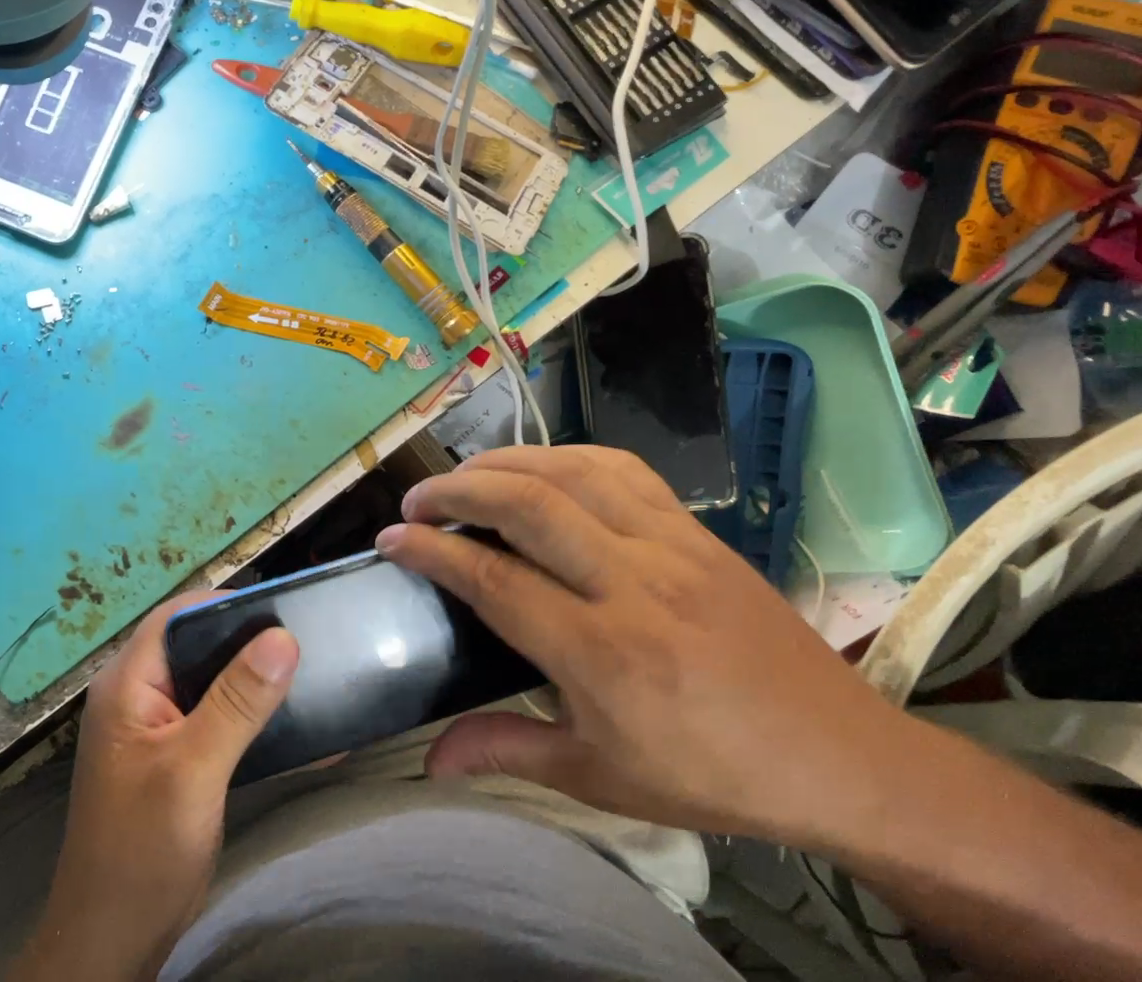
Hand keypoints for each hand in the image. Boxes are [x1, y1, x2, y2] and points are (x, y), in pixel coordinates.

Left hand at [11, 592, 299, 981]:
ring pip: (207, 682)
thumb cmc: (144, 848)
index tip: (286, 607)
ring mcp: (153, 729)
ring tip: (310, 674)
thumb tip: (282, 638)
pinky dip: (248, 716)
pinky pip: (212, 719)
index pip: (176, 616)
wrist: (114, 933)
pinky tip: (290, 721)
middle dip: (246, 640)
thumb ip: (236, 703)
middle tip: (309, 640)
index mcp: (126, 684)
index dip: (227, 604)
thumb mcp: (193, 770)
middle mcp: (136, 696)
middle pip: (193, 646)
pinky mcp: (173, 759)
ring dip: (251, 679)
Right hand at [374, 445, 918, 846]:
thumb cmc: (709, 775)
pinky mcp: (700, 533)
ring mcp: (673, 547)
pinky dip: (566, 457)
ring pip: (573, 472)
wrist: (841, 760)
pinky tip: (540, 468)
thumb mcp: (598, 776)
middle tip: (415, 501)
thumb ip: (505, 750)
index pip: (493, 579)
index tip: (390, 541)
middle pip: (527, 505)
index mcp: (602, 652)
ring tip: (464, 476)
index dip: (432, 552)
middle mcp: (633, 583)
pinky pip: (623, 471)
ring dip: (506, 463)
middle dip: (456, 490)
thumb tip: (429, 759)